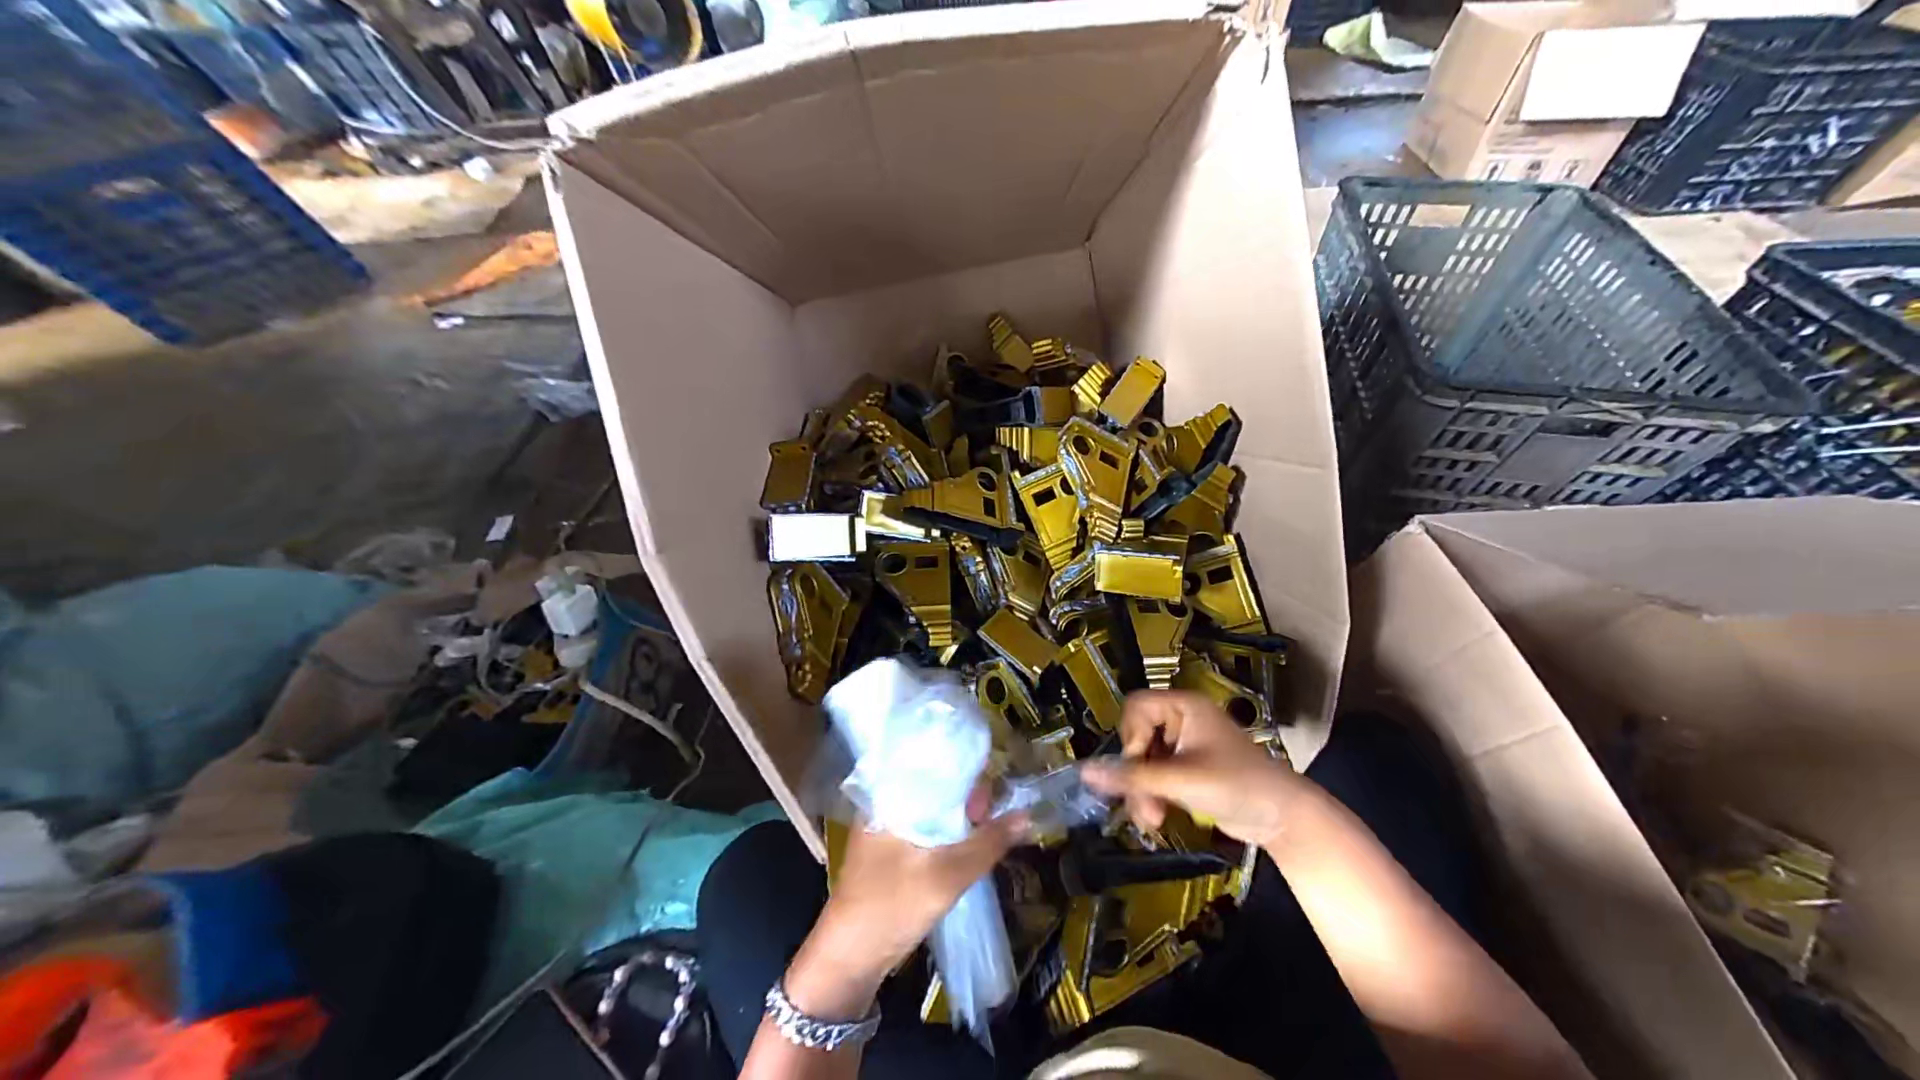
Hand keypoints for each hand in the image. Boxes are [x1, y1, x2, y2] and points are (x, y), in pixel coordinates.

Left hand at [784, 790, 1028, 1019]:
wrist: (848, 960)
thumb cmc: (891, 906)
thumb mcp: (947, 875)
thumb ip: (987, 843)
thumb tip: (1026, 816)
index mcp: (887, 797)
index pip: (931, 766)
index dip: (965, 770)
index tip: (995, 782)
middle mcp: (883, 806)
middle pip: (933, 789)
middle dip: (967, 798)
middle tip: (996, 813)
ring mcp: (885, 832)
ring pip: (932, 814)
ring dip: (960, 820)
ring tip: (990, 826)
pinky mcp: (890, 855)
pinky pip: (926, 833)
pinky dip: (948, 837)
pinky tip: (969, 845)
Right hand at [1081, 690, 1306, 848]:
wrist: (1282, 819)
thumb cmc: (1239, 785)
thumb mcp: (1181, 780)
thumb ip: (1133, 777)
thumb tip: (1086, 772)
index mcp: (1184, 706)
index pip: (1136, 707)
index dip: (1132, 735)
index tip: (1138, 763)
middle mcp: (1181, 721)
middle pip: (1136, 737)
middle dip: (1136, 774)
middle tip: (1141, 800)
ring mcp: (1183, 747)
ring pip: (1142, 762)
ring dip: (1142, 791)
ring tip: (1151, 818)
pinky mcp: (1185, 770)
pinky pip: (1153, 777)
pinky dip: (1151, 796)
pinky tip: (1155, 817)